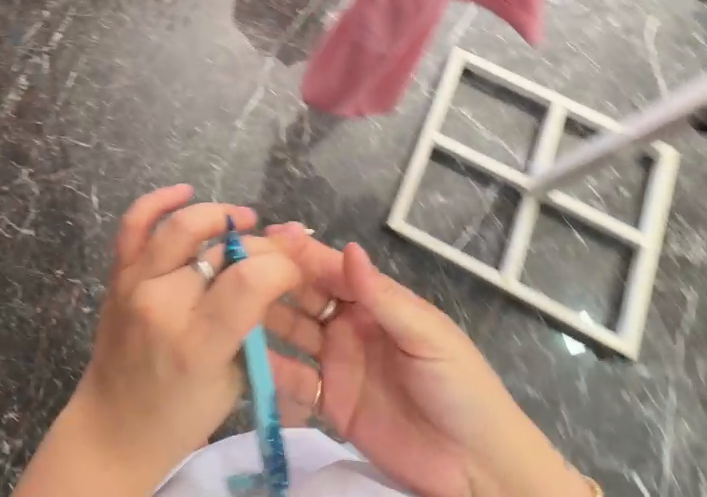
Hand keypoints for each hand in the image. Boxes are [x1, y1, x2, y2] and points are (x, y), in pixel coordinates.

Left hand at [14, 185, 302, 495]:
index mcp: (197, 343)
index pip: (249, 280)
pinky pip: (134, 223)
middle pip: (221, 250)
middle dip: (260, 244)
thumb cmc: (182, 417)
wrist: (113, 429)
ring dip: (219, 215)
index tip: (293, 269)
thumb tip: (284, 263)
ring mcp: (135, 284)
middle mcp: (163, 304)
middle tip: (274, 252)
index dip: (281, 265)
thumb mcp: (235, 379)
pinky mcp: (117, 274)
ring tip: (243, 220)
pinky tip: (185, 192)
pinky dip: (159, 200)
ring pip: (181, 226)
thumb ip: (256, 320)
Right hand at [264, 225, 590, 496]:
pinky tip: (245, 360)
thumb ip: (383, 297)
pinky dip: (270, 369)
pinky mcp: (330, 403)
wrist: (478, 468)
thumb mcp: (427, 336)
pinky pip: (294, 381)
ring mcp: (338, 363)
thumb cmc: (461, 388)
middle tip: (232, 273)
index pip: (330, 269)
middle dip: (271, 281)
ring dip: (263, 320)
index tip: (262, 239)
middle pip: (304, 296)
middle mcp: (350, 325)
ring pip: (292, 332)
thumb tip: (348, 249)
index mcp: (376, 302)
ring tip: (228, 311)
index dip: (298, 253)